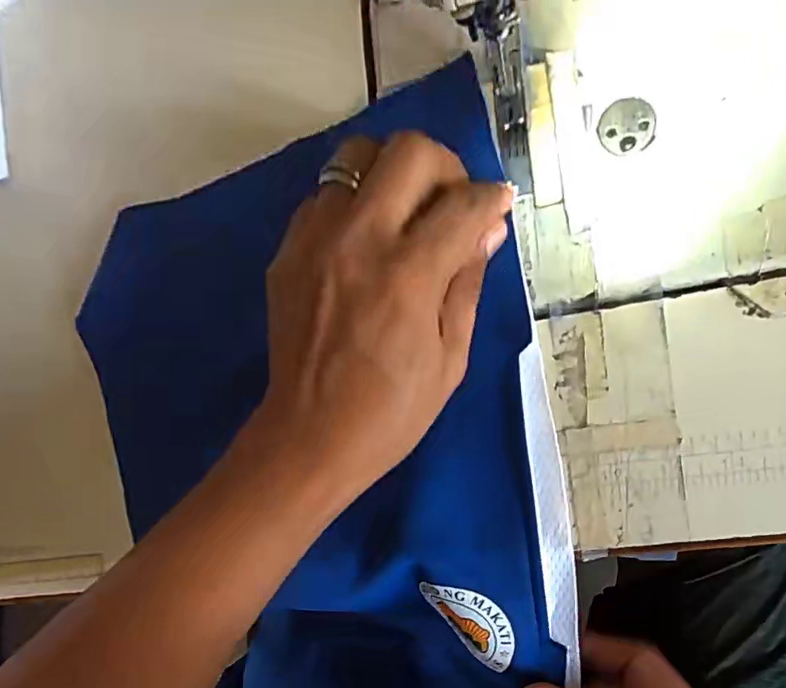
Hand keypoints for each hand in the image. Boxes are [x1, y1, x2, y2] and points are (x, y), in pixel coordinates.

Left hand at [254, 131, 513, 497]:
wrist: (310, 437)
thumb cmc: (391, 414)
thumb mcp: (449, 360)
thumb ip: (467, 286)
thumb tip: (488, 231)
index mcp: (407, 276)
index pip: (462, 204)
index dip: (492, 199)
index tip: (499, 206)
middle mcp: (358, 240)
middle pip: (408, 151)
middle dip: (445, 166)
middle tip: (453, 204)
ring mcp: (315, 240)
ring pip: (358, 159)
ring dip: (394, 177)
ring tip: (407, 220)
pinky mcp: (287, 252)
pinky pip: (326, 197)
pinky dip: (355, 205)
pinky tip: (367, 246)